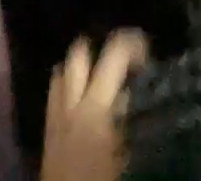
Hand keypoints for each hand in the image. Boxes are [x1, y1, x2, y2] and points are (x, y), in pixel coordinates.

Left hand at [40, 30, 146, 180]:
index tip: (150, 51)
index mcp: (98, 109)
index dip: (133, 43)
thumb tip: (153, 104)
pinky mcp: (47, 130)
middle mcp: (73, 104)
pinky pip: (55, 92)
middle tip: (127, 60)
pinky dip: (68, 86)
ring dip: (83, 65)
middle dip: (103, 47)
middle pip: (80, 52)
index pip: (114, 55)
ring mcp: (56, 114)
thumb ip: (139, 124)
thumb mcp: (131, 158)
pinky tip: (84, 99)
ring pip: (63, 68)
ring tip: (105, 75)